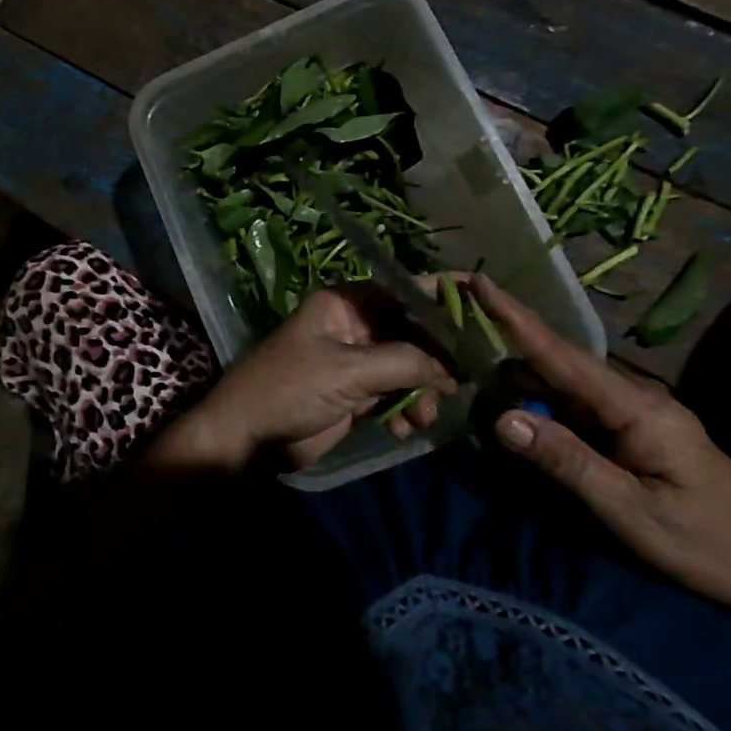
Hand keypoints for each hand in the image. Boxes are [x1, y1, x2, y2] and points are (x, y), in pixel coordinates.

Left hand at [180, 289, 455, 471]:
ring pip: (404, 368)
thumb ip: (404, 362)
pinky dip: (403, 409)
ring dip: (421, 391)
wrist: (247, 437)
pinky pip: (391, 394)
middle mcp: (350, 327)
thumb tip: (449, 365)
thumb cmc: (290, 389)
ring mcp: (351, 362)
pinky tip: (406, 428)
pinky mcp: (351, 394)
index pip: (400, 293)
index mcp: (342, 305)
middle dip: (435, 358)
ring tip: (426, 416)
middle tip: (466, 380)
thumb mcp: (349, 371)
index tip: (482, 309)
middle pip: (408, 333)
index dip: (438, 300)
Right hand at [472, 274, 730, 615]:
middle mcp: (634, 397)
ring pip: (562, 380)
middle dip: (506, 333)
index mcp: (637, 408)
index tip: (478, 282)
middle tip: (457, 315)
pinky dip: (537, 396)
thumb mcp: (633, 512)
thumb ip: (568, 462)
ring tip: (469, 352)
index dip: (516, 318)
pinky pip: (574, 403)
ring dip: (517, 367)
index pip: (561, 356)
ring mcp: (634, 412)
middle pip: (556, 359)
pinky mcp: (632, 430)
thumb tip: (503, 419)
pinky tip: (512, 400)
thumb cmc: (709, 545)